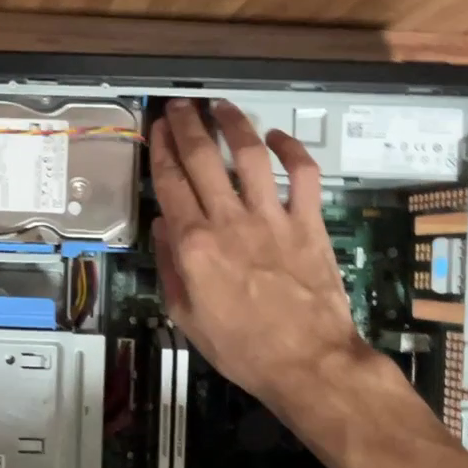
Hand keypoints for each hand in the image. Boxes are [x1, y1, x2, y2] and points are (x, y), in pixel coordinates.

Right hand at [149, 98, 370, 421]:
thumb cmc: (241, 347)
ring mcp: (272, 218)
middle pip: (203, 159)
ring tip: (222, 106)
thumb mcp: (186, 316)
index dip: (162, 149)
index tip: (157, 127)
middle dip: (189, 125)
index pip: (170, 183)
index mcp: (194, 245)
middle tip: (181, 105)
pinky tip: (278, 138)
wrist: (308, 362)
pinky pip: (302, 175)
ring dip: (234, 125)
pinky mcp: (309, 223)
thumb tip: (164, 225)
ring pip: (250, 155)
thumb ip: (171, 266)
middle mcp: (229, 221)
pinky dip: (292, 151)